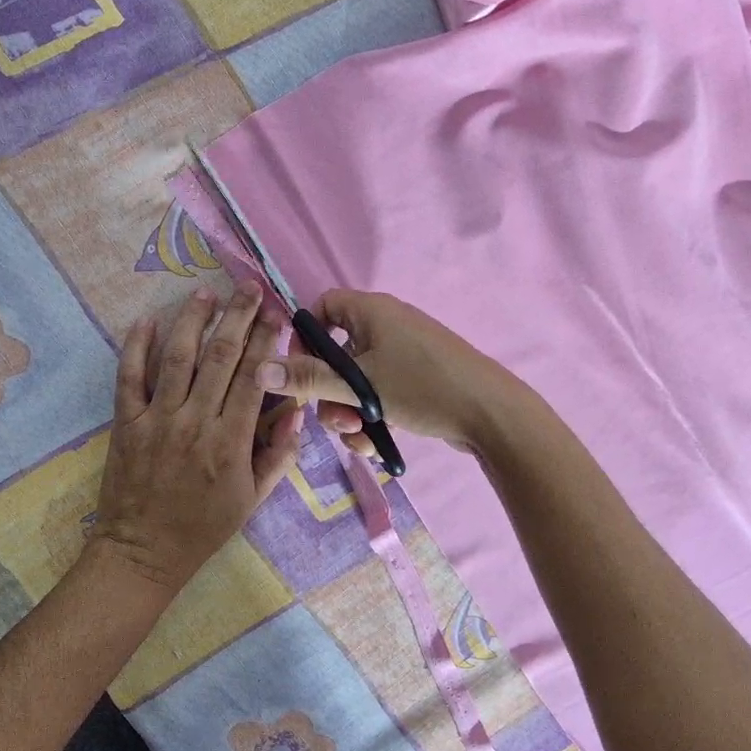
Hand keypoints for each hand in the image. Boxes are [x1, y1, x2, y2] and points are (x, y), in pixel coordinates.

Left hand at [92, 284, 302, 594]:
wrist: (143, 551)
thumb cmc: (205, 526)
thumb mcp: (253, 498)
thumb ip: (279, 454)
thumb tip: (297, 411)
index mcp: (231, 441)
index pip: (255, 378)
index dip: (268, 341)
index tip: (278, 314)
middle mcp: (195, 422)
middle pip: (221, 357)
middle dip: (238, 317)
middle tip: (250, 287)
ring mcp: (157, 419)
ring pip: (177, 357)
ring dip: (193, 320)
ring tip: (206, 292)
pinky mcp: (126, 422)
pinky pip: (129, 376)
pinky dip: (136, 346)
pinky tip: (147, 319)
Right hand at [254, 290, 528, 454]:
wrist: (491, 414)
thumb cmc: (422, 387)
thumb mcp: (361, 387)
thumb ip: (309, 380)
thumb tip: (258, 371)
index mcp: (372, 311)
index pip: (323, 307)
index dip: (305, 337)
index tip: (301, 373)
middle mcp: (387, 325)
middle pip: (337, 353)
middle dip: (330, 393)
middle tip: (337, 420)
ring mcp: (405, 353)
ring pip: (358, 382)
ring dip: (351, 412)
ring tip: (362, 437)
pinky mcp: (418, 380)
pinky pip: (381, 394)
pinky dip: (374, 417)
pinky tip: (378, 444)